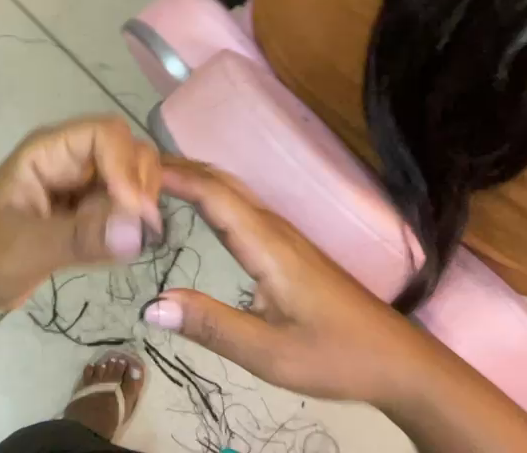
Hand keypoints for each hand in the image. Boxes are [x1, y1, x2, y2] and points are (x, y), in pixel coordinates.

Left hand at [0, 116, 163, 322]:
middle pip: (125, 150)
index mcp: (48, 151)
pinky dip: (131, 223)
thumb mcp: (27, 248)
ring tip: (135, 240)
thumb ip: (82, 238)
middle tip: (143, 229)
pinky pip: (120, 207)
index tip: (137, 214)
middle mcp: (67, 160)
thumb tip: (139, 230)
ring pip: (128, 178)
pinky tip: (126, 247)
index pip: (106, 135)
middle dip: (141, 183)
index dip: (127, 167)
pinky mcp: (82, 215)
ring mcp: (76, 187)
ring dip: (140, 204)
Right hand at [142, 157, 434, 406]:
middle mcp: (271, 226)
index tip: (129, 168)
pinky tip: (195, 204)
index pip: (211, 192)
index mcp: (265, 243)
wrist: (399, 360)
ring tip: (150, 178)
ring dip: (191, 175)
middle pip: (219, 180)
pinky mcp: (286, 245)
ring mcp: (281, 233)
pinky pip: (238, 202)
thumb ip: (211, 326)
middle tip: (127, 166)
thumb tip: (151, 303)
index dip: (171, 175)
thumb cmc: (336, 355)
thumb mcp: (269, 352)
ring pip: (230, 188)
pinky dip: (207, 191)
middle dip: (175, 166)